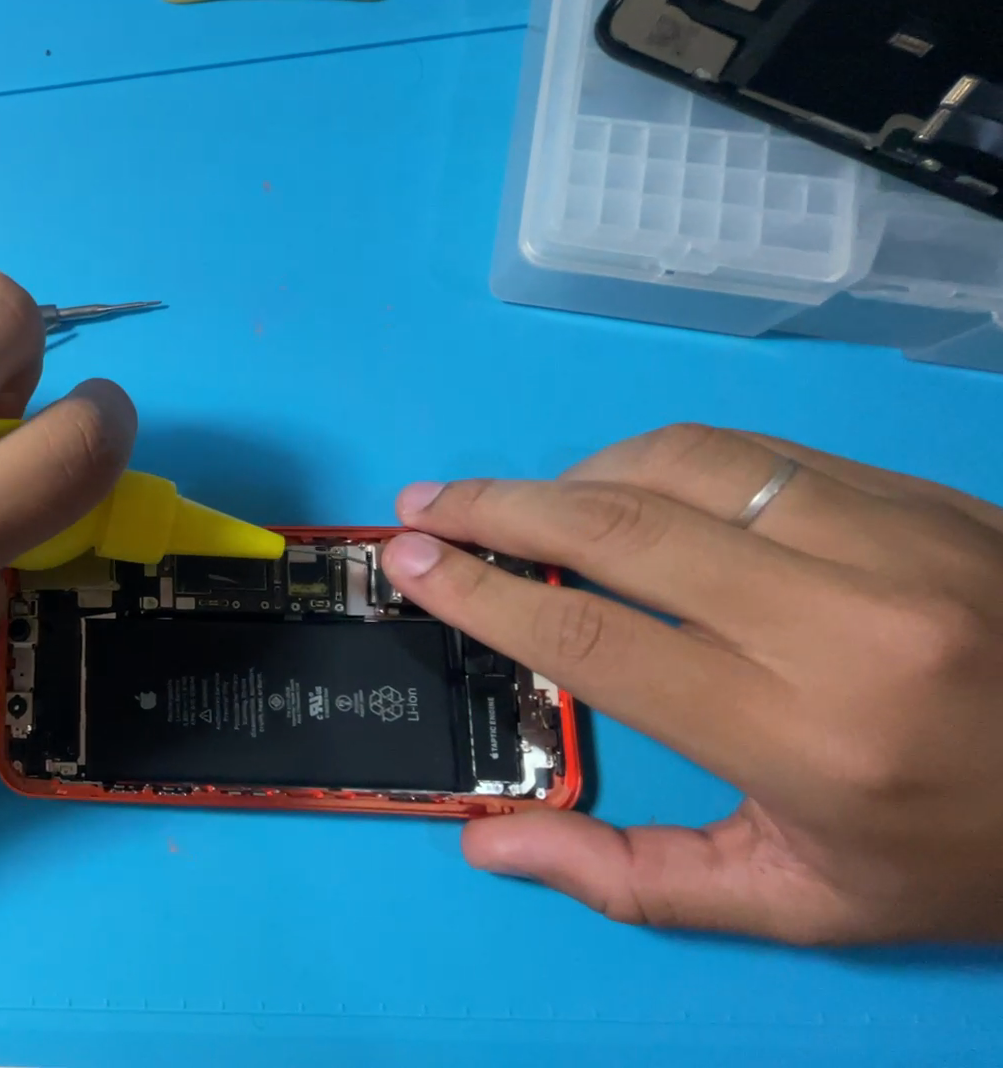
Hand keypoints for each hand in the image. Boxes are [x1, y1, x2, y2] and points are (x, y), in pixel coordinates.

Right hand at [381, 424, 1002, 943]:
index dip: (479, 592)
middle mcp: (847, 625)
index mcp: (803, 736)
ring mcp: (896, 542)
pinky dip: (645, 461)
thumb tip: (487, 848)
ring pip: (674, 467)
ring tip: (510, 503)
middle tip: (422, 505)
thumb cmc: (961, 851)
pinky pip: (741, 453)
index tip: (408, 559)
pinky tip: (612, 487)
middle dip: (492, 509)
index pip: (591, 638)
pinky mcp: (920, 496)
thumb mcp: (798, 902)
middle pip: (615, 532)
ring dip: (564, 478)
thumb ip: (629, 876)